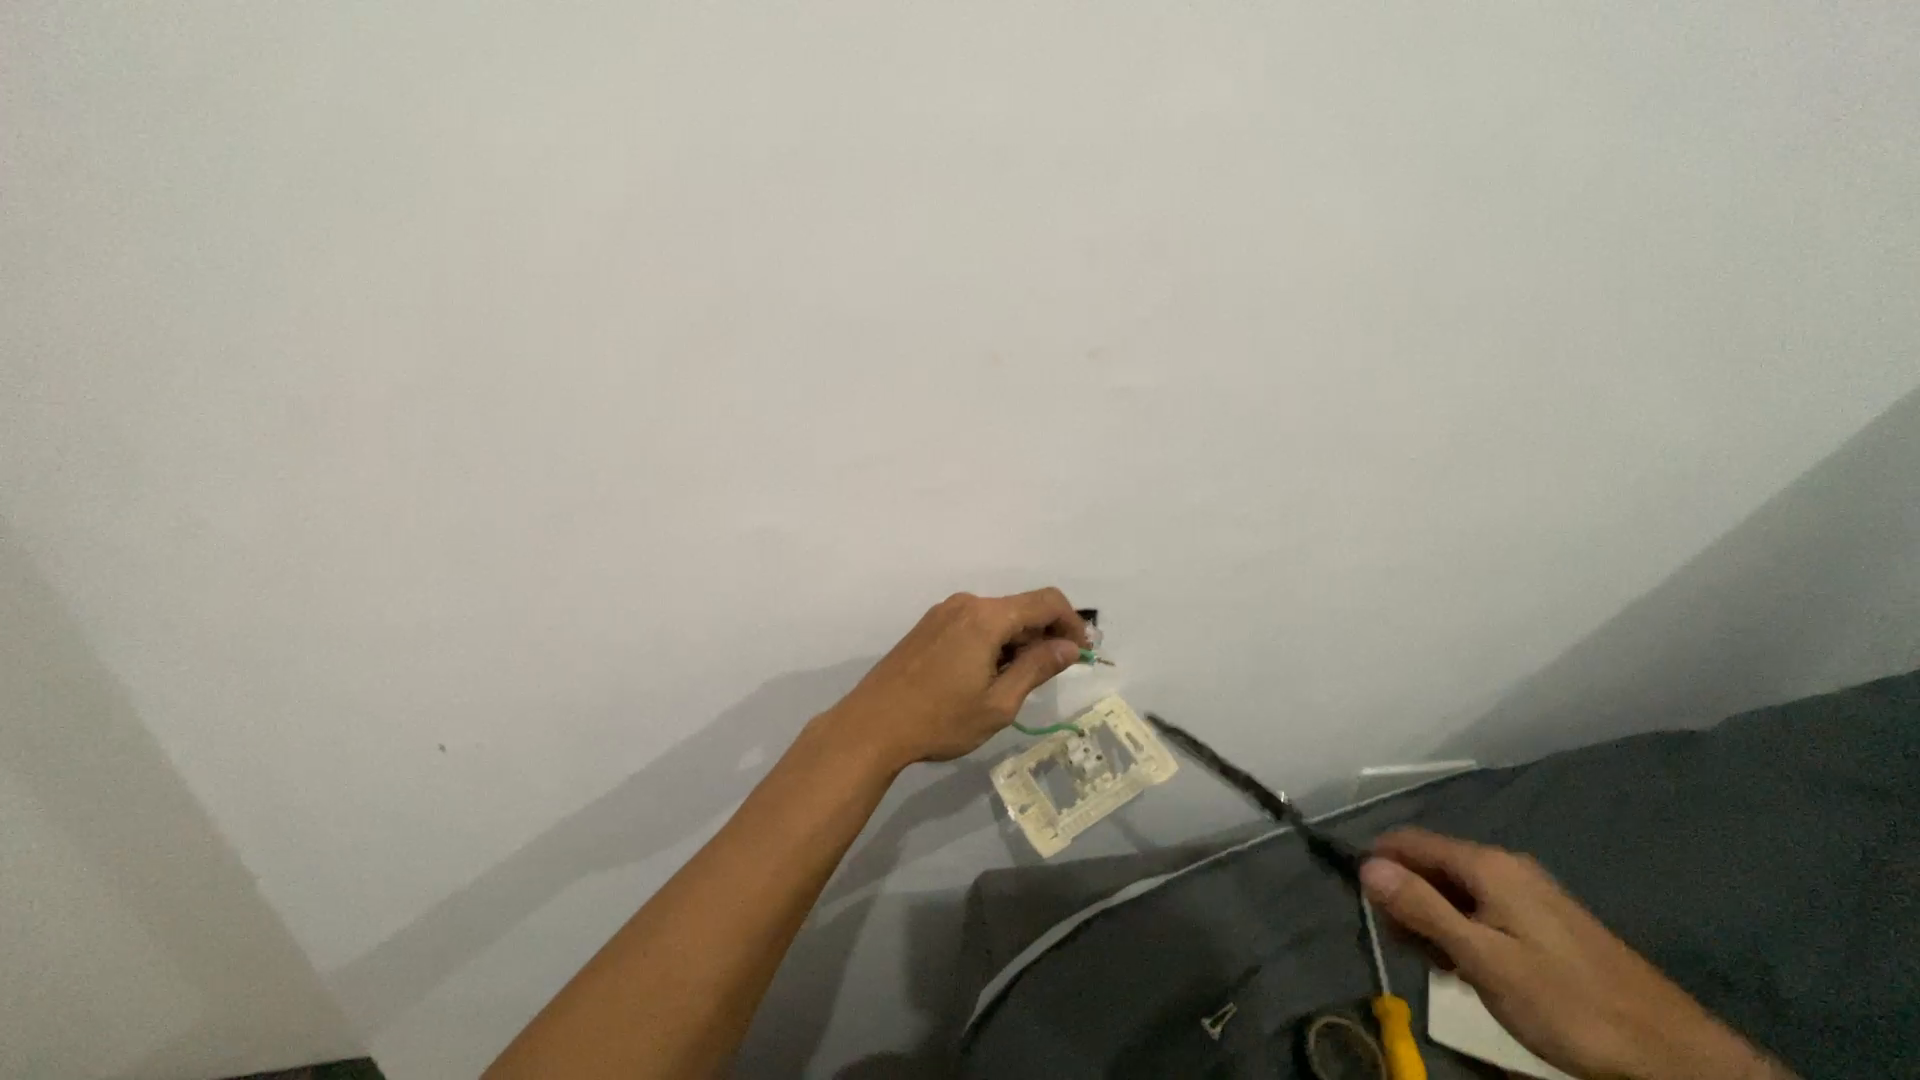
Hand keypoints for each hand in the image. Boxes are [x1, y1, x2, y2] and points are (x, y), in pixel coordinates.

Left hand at [821, 589, 1089, 768]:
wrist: (871, 726)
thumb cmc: (940, 719)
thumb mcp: (998, 703)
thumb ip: (1037, 668)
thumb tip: (1069, 648)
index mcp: (986, 617)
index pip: (1046, 602)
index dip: (1072, 624)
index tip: (1080, 655)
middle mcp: (966, 604)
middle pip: (1021, 608)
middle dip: (1045, 636)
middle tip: (1051, 675)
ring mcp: (943, 613)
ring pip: (998, 617)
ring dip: (1017, 641)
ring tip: (1015, 683)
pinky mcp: (928, 627)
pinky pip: (974, 624)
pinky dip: (993, 642)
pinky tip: (986, 676)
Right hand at [1360, 828, 1791, 1079]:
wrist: (1667, 1053)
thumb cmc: (1564, 1002)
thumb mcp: (1481, 958)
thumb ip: (1422, 908)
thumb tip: (1365, 866)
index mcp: (1488, 866)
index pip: (1409, 842)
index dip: (1377, 865)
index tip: (1361, 905)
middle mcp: (1506, 867)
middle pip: (1430, 865)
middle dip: (1405, 898)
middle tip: (1404, 949)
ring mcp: (1528, 894)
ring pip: (1455, 891)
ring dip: (1432, 920)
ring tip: (1435, 966)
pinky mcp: (1543, 922)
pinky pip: (1481, 910)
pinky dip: (1461, 931)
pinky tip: (1466, 968)